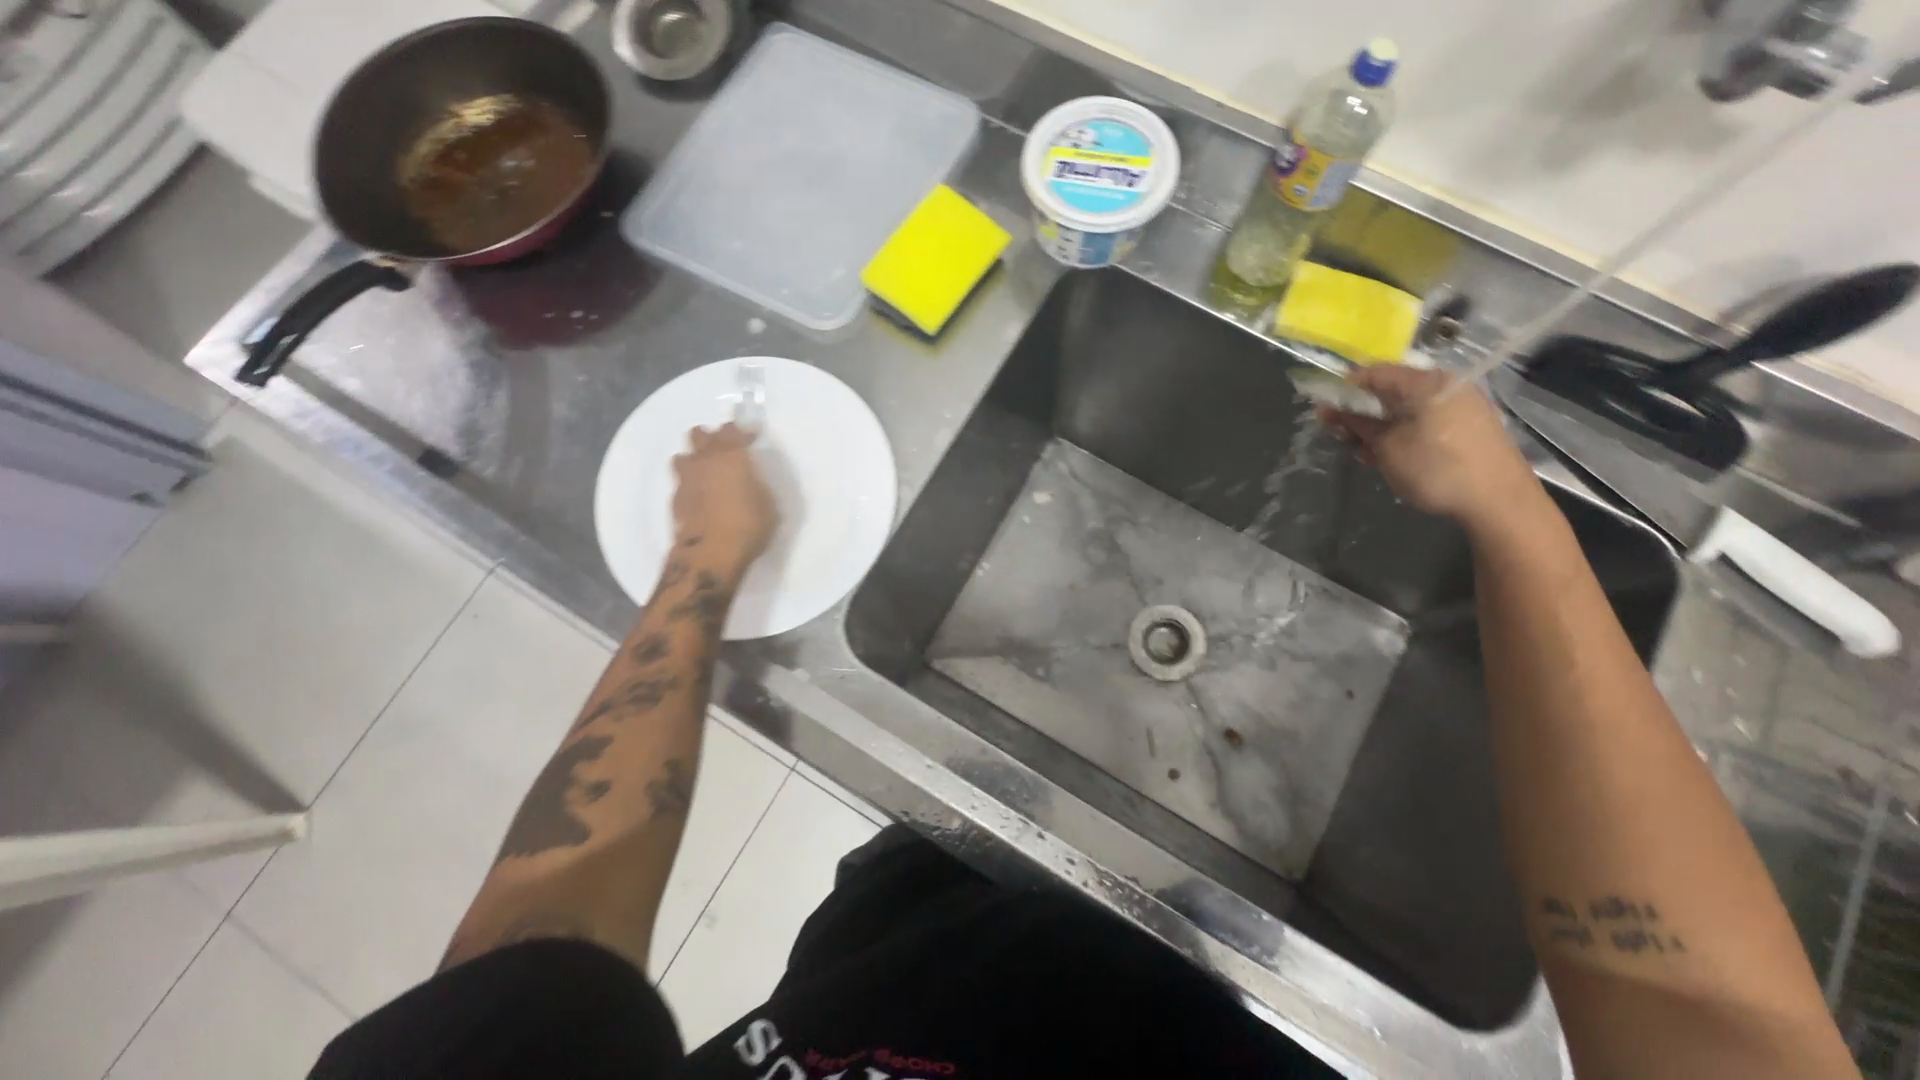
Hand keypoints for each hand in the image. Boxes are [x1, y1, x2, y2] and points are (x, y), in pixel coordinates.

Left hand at [671, 423, 776, 573]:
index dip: (742, 431)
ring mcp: (685, 479)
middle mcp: (704, 460)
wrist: (711, 553)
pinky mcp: (675, 500)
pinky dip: (690, 486)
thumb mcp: (768, 503)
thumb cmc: (748, 525)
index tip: (751, 438)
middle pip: (699, 434)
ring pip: (683, 456)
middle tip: (724, 451)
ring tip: (706, 474)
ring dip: (694, 460)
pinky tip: (701, 499)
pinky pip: (681, 483)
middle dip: (711, 438)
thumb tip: (751, 482)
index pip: (731, 429)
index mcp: (731, 456)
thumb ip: (757, 485)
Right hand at [1316, 366, 1540, 528]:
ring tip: (1366, 454)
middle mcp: (1445, 385)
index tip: (1323, 410)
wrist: (1500, 501)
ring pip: (1408, 408)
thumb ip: (1358, 424)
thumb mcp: (1387, 448)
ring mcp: (1460, 405)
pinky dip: (1403, 433)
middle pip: (1391, 390)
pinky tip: (1392, 457)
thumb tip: (1331, 408)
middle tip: (1342, 436)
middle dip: (1361, 411)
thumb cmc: (1436, 469)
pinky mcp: (1470, 426)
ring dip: (1381, 427)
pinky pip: (1426, 421)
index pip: (1374, 372)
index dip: (1343, 388)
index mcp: (1425, 382)